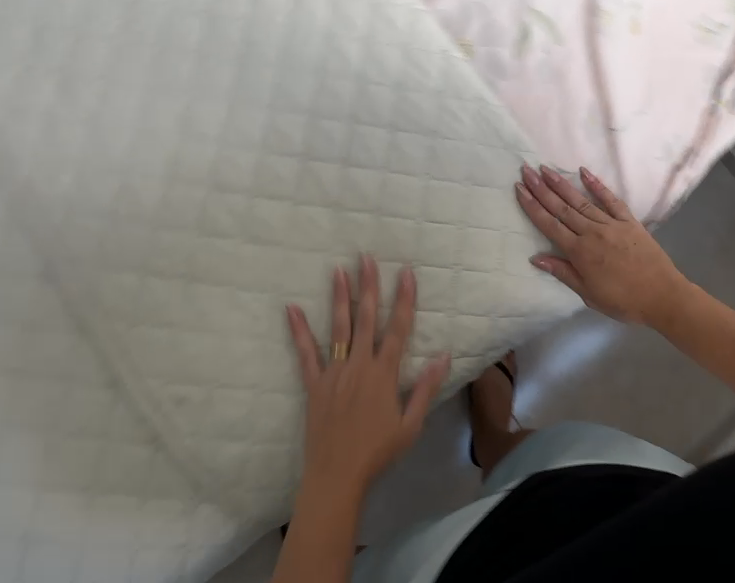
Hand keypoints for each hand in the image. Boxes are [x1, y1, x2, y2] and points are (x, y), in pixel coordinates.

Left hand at [285, 255, 450, 492]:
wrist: (337, 476)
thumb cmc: (378, 453)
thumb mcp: (411, 425)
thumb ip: (426, 388)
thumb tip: (443, 355)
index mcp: (384, 374)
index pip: (398, 329)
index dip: (404, 300)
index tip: (407, 272)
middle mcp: (359, 366)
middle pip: (366, 319)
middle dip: (368, 286)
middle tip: (367, 257)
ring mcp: (334, 373)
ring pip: (338, 328)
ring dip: (339, 297)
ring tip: (338, 270)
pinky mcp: (314, 385)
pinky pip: (306, 354)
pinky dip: (299, 331)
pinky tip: (292, 309)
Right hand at [516, 165, 692, 325]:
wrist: (662, 296)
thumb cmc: (623, 301)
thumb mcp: (589, 294)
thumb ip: (563, 272)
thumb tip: (535, 257)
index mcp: (580, 252)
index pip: (550, 225)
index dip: (533, 206)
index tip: (519, 189)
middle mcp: (592, 233)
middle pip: (562, 208)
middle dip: (542, 188)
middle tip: (526, 170)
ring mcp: (611, 224)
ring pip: (581, 201)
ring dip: (562, 184)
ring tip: (546, 169)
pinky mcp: (629, 221)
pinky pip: (611, 199)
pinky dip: (597, 185)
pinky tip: (584, 172)